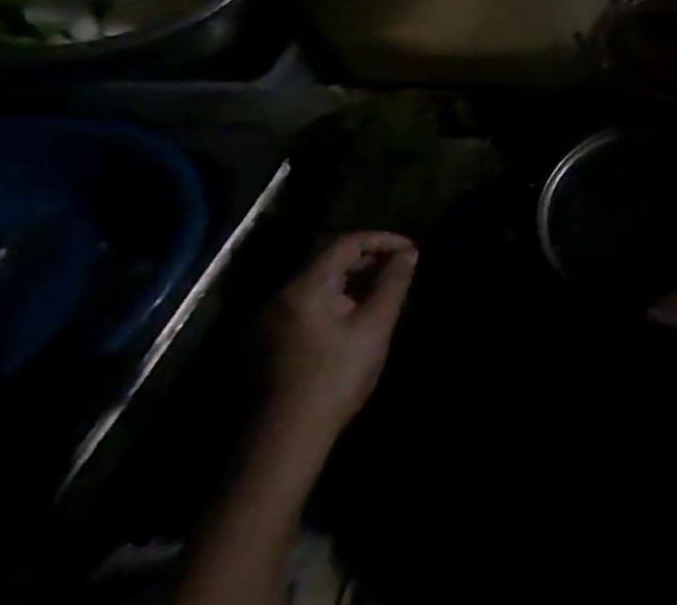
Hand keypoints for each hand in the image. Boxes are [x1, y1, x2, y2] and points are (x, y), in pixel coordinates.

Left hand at [260, 231, 417, 442]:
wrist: (286, 437)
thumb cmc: (336, 377)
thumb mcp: (375, 327)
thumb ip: (393, 284)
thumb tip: (408, 254)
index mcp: (304, 287)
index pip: (345, 242)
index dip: (382, 239)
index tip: (410, 249)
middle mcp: (280, 293)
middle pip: (326, 257)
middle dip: (366, 256)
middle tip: (398, 268)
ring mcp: (268, 315)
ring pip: (315, 279)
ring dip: (350, 276)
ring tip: (381, 289)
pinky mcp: (266, 336)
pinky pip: (304, 299)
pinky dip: (333, 294)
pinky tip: (353, 313)